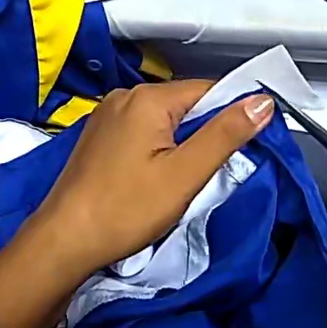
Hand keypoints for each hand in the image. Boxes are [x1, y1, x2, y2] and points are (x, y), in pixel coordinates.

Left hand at [32, 80, 275, 278]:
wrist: (65, 238)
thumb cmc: (126, 208)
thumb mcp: (185, 174)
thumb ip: (225, 135)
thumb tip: (261, 101)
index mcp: (147, 98)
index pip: (208, 89)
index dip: (233, 112)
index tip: (249, 142)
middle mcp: (125, 96)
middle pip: (184, 103)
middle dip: (205, 131)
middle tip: (212, 171)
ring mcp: (108, 114)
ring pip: (163, 119)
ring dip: (181, 142)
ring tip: (183, 179)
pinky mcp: (99, 135)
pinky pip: (142, 130)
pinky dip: (158, 147)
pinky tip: (156, 177)